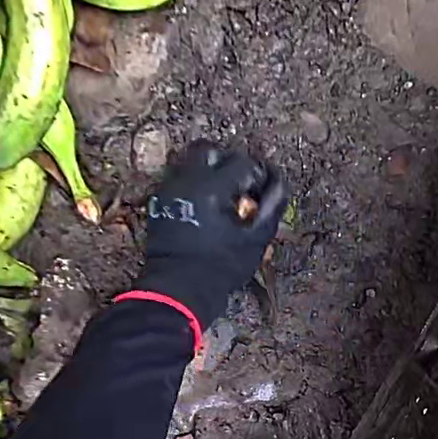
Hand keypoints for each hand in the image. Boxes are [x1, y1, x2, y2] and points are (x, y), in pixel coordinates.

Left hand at [135, 141, 285, 328]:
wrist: (180, 288)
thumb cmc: (222, 267)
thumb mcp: (255, 240)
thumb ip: (272, 207)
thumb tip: (279, 183)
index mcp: (212, 187)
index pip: (241, 161)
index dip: (257, 175)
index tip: (262, 193)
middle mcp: (186, 180)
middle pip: (209, 150)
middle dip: (229, 163)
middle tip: (241, 187)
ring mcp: (168, 189)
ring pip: (189, 161)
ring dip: (209, 171)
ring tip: (222, 195)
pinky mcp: (158, 201)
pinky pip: (178, 179)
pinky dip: (194, 184)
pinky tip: (206, 208)